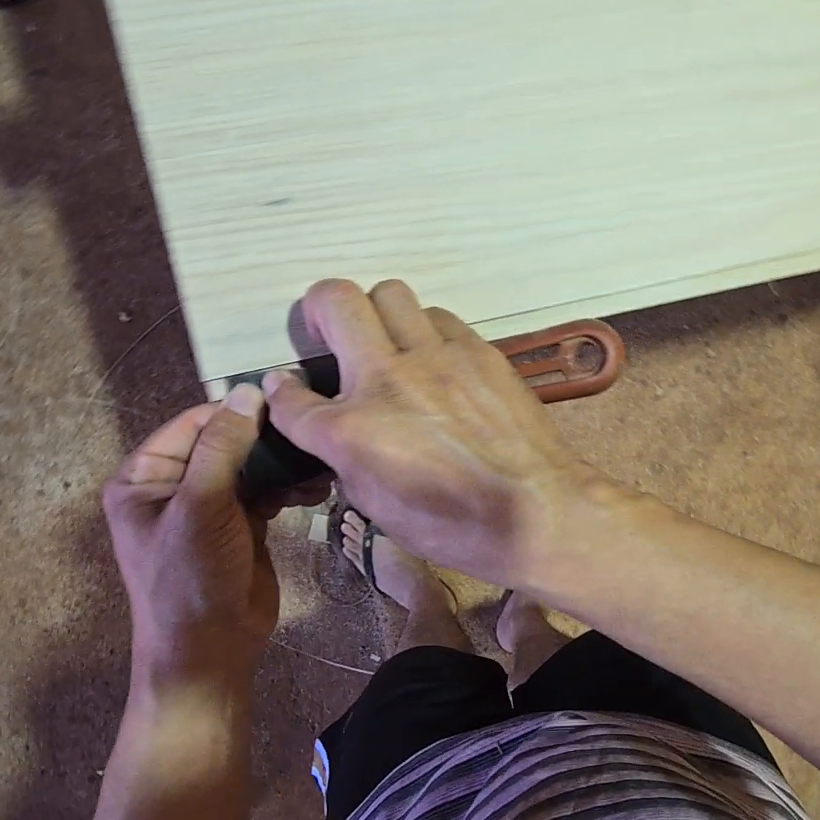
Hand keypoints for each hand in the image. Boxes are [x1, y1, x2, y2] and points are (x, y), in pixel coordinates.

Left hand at [102, 386, 303, 675]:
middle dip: (266, 440)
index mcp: (145, 477)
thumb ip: (223, 447)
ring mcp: (210, 506)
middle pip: (226, 441)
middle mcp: (174, 486)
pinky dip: (289, 487)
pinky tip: (315, 488)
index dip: (236, 411)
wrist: (211, 653)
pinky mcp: (241, 525)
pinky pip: (266, 491)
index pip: (194, 424)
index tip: (283, 404)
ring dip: (283, 465)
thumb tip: (248, 390)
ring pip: (251, 466)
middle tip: (308, 434)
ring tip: (317, 466)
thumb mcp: (201, 507)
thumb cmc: (190, 578)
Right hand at [263, 279, 590, 584]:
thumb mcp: (377, 505)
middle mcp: (388, 378)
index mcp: (352, 429)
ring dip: (379, 316)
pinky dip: (426, 333)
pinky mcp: (478, 351)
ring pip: (392, 295)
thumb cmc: (452, 524)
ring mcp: (437, 356)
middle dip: (321, 308)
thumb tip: (329, 427)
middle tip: (330, 335)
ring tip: (390, 347)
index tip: (287, 388)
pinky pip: (439, 318)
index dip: (282, 393)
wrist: (537, 510)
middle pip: (338, 300)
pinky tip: (437, 362)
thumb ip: (342, 456)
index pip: (292, 397)